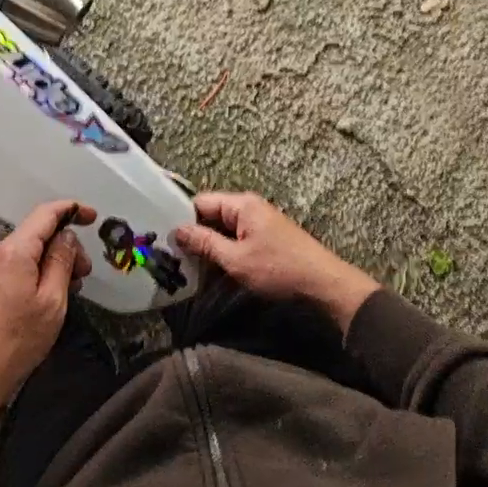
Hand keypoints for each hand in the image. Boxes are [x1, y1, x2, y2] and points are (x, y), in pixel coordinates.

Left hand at [0, 200, 95, 439]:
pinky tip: (52, 294)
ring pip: (30, 250)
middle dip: (67, 245)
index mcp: (15, 250)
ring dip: (54, 261)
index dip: (71, 209)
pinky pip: (19, 265)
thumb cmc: (18, 340)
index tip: (94, 217)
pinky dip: (40, 271)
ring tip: (72, 288)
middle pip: (38, 232)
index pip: (46, 213)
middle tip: (86, 273)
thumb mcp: (51, 302)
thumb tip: (67, 236)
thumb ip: (61, 262)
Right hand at [173, 192, 380, 334]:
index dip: (181, 217)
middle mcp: (249, 207)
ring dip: (209, 245)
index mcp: (241, 204)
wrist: (324, 285)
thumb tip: (176, 230)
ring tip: (186, 264)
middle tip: (171, 254)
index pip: (200, 201)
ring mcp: (259, 223)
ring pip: (223, 229)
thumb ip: (204, 243)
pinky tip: (212, 268)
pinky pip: (236, 238)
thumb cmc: (278, 269)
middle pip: (211, 214)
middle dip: (193, 233)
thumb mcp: (236, 259)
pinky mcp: (266, 238)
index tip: (163, 236)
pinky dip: (224, 250)